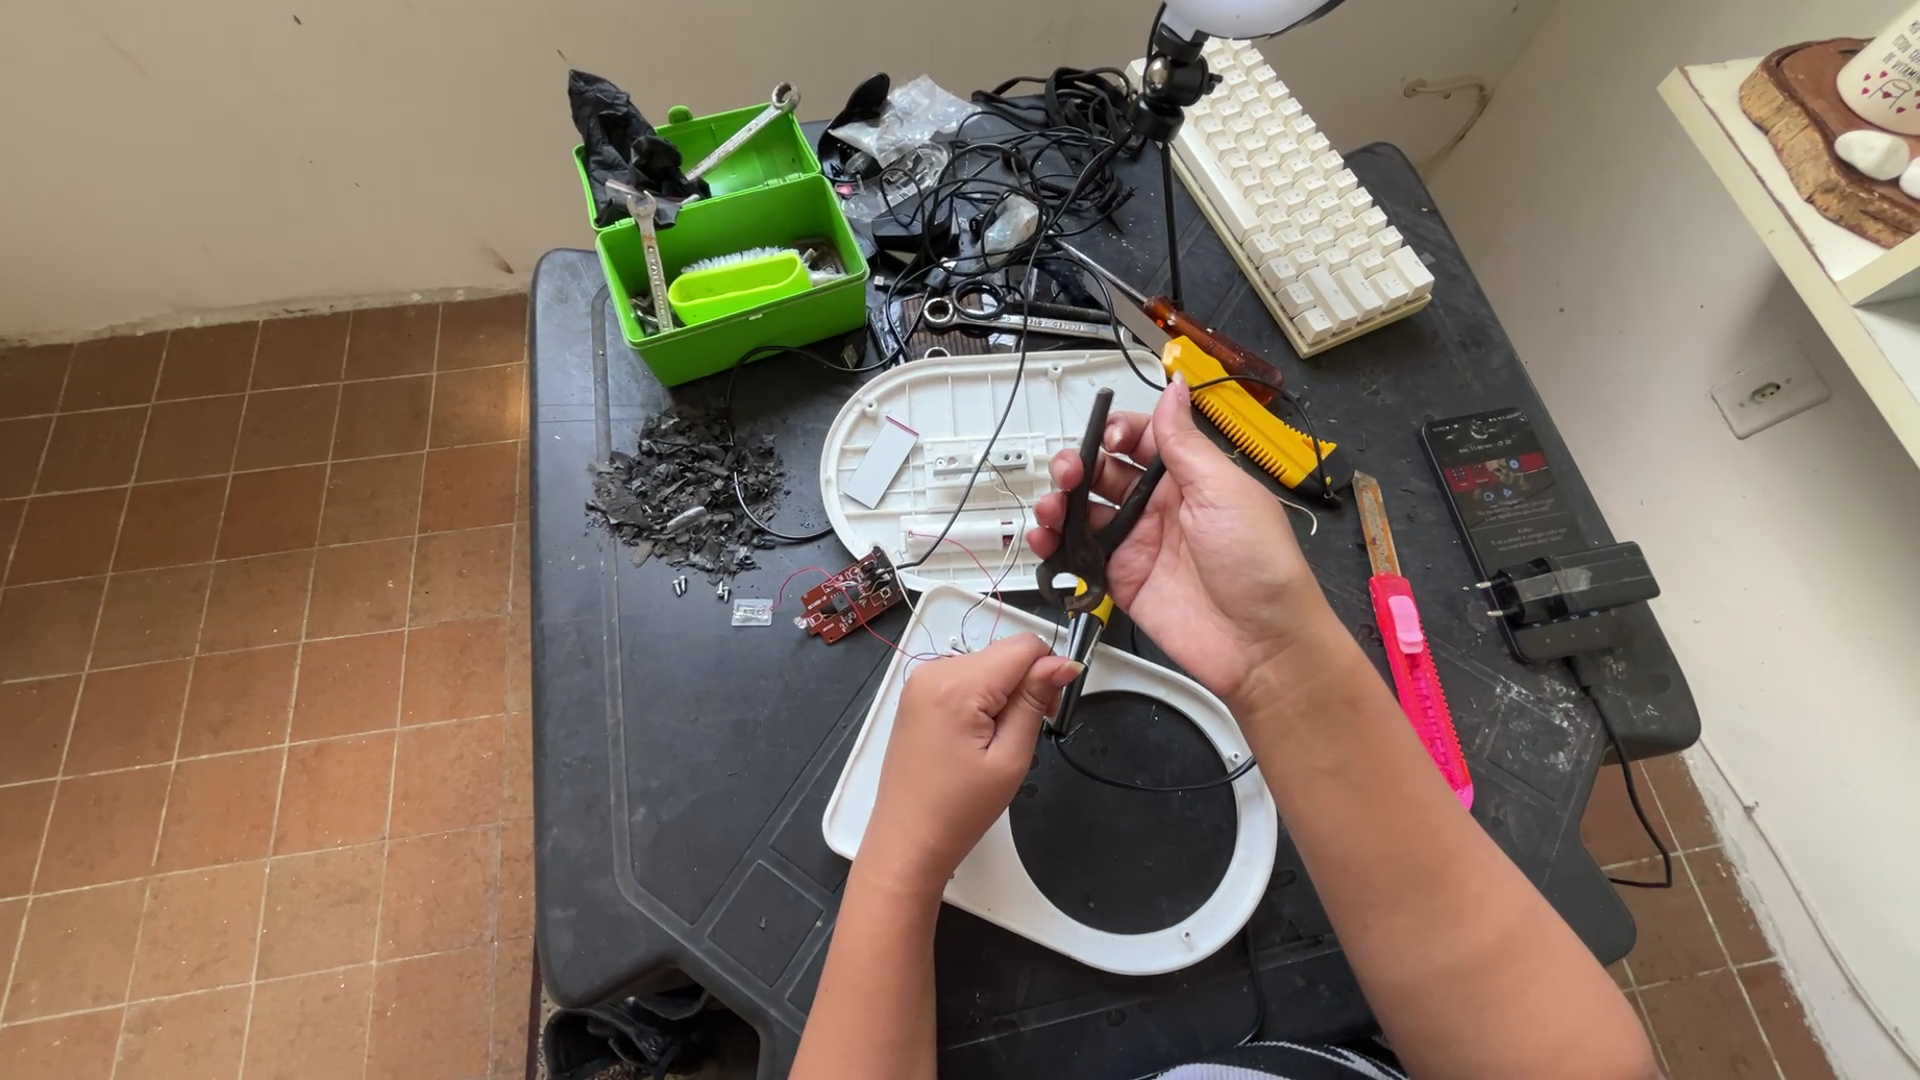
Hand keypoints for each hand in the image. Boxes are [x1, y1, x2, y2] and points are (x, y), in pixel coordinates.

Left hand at [859, 634, 1082, 895]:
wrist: (907, 840)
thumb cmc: (961, 810)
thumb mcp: (1011, 757)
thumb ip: (1035, 700)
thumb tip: (1065, 662)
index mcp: (958, 684)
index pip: (1024, 645)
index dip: (1049, 670)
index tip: (1051, 710)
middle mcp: (935, 670)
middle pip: (1004, 653)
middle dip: (1026, 684)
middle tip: (1025, 734)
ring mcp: (921, 680)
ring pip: (986, 663)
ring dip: (1003, 692)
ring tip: (997, 740)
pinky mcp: (916, 693)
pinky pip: (964, 676)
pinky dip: (981, 697)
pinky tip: (976, 734)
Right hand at [1028, 376, 1335, 707]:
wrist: (1261, 645)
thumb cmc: (1262, 567)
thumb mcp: (1225, 491)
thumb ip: (1186, 443)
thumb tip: (1174, 390)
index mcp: (1189, 478)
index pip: (1141, 440)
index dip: (1115, 432)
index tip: (1104, 438)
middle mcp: (1159, 507)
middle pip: (1102, 473)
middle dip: (1077, 465)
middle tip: (1069, 474)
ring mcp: (1137, 543)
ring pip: (1083, 512)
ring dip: (1059, 503)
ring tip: (1053, 508)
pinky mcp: (1120, 579)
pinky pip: (1077, 557)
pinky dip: (1055, 546)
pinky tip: (1047, 539)